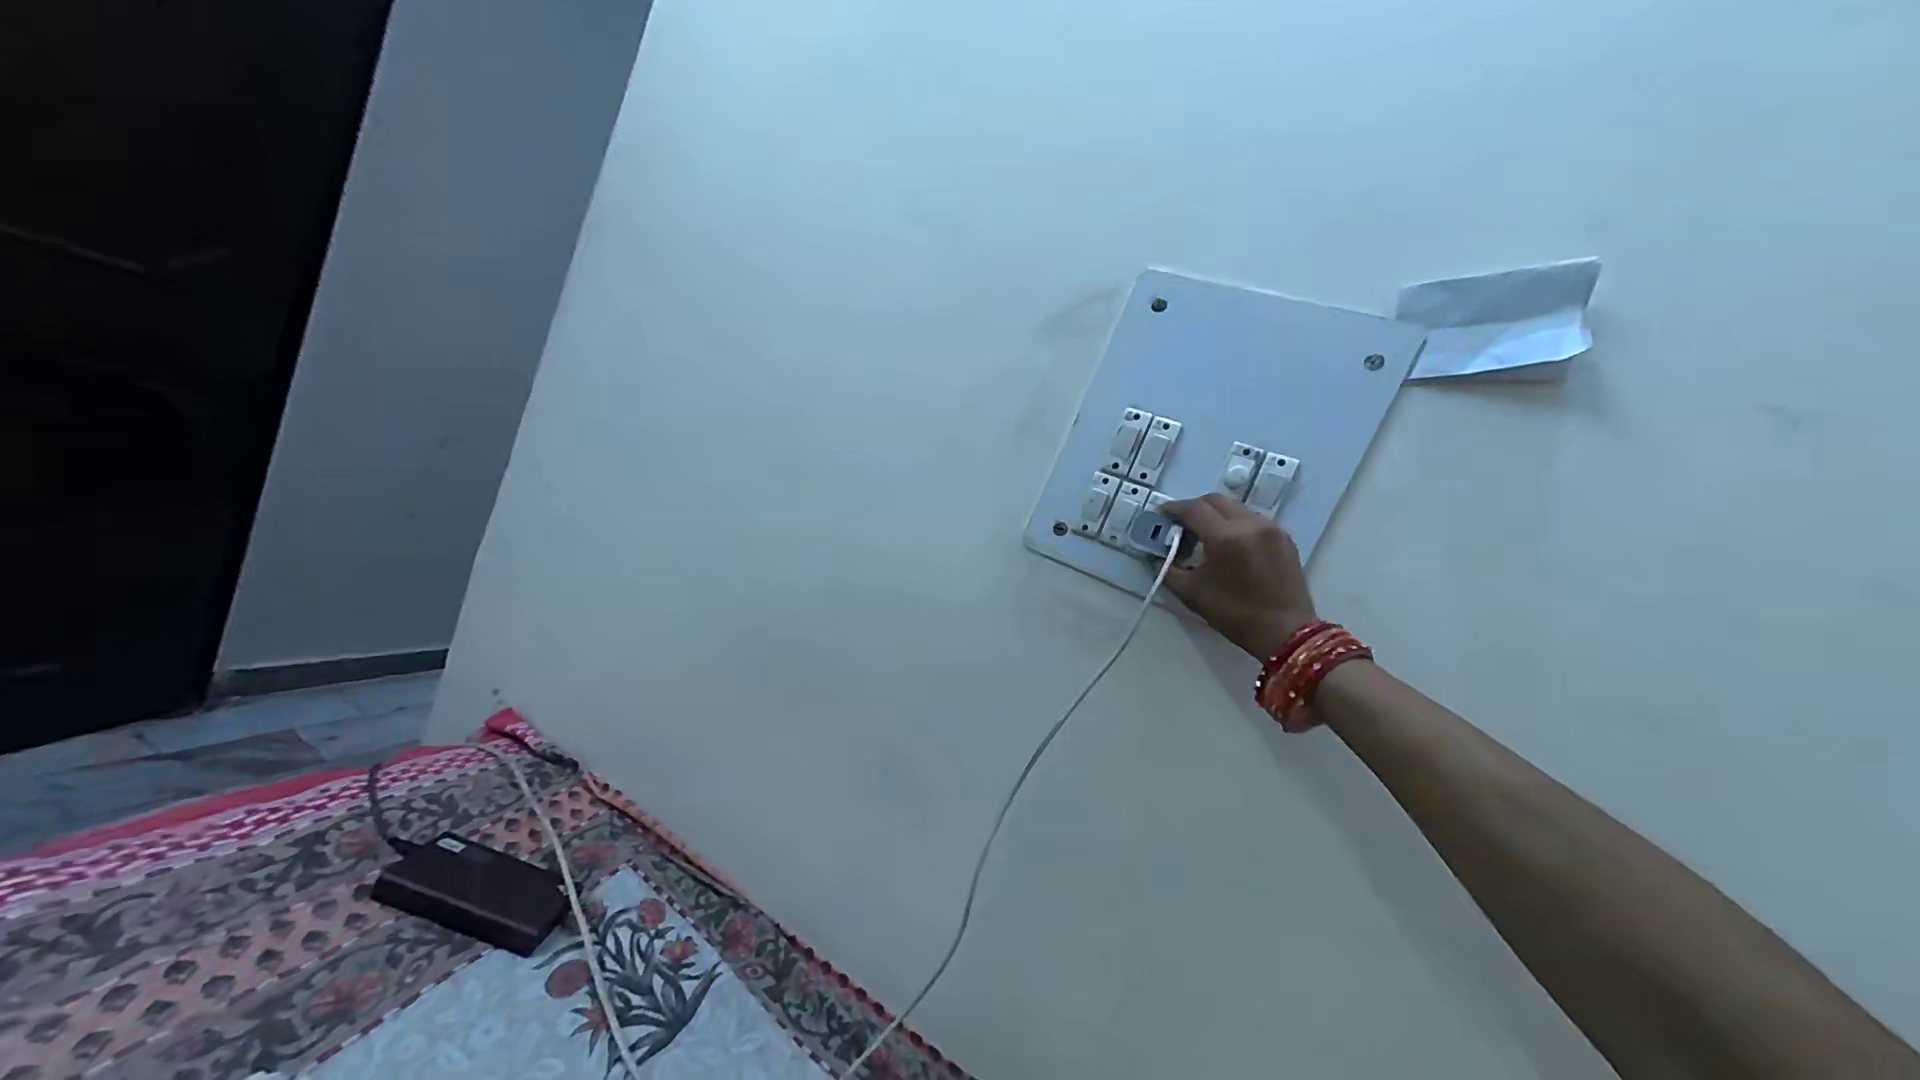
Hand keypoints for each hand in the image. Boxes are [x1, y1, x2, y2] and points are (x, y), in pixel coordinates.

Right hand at [1160, 494, 1318, 660]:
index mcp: (1225, 537)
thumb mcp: (1192, 593)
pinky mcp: (1283, 537)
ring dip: (1217, 514)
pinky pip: (1253, 519)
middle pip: (1215, 500)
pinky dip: (1236, 523)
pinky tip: (1230, 544)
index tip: (1162, 514)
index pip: (1193, 508)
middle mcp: (1249, 524)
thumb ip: (1168, 569)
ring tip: (1206, 534)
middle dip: (1195, 508)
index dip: (1173, 508)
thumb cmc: (1234, 614)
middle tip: (1181, 524)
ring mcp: (1270, 528)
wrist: (1285, 631)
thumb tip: (1158, 556)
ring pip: (1236, 508)